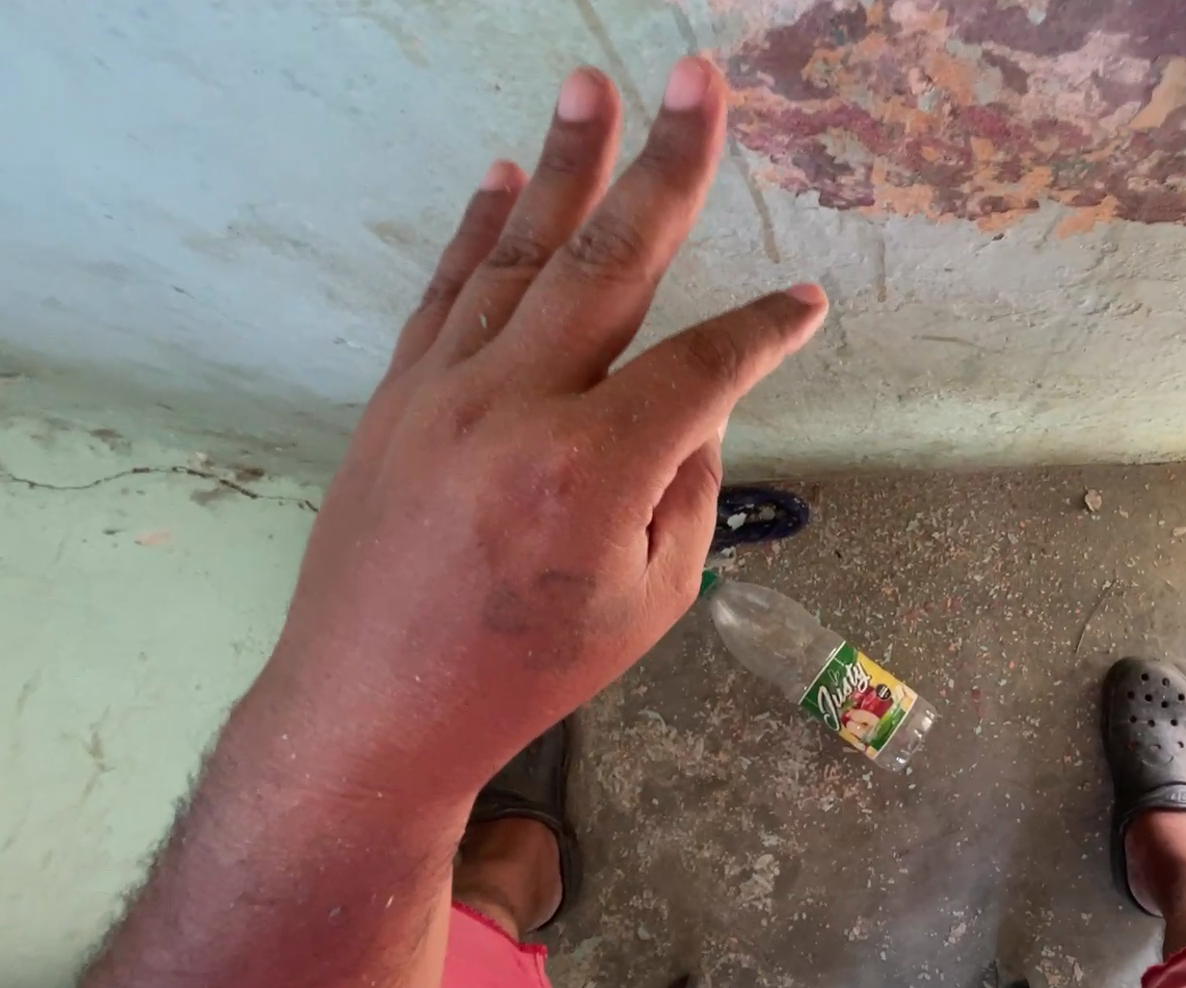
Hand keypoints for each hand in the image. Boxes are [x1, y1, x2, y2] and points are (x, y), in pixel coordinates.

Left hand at [257, 59, 825, 796]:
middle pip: (610, 263)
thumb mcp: (656, 595)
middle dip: (667, 170)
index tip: (808, 305)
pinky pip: (449, 291)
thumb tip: (698, 410)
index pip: (705, 368)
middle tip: (699, 84)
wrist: (377, 705)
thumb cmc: (538, 665)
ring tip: (595, 88)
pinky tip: (509, 177)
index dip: (765, 332)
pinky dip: (481, 228)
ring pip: (521, 255)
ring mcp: (446, 388)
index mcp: (598, 469)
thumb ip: (690, 488)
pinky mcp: (399, 394)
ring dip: (567, 167)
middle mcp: (520, 404)